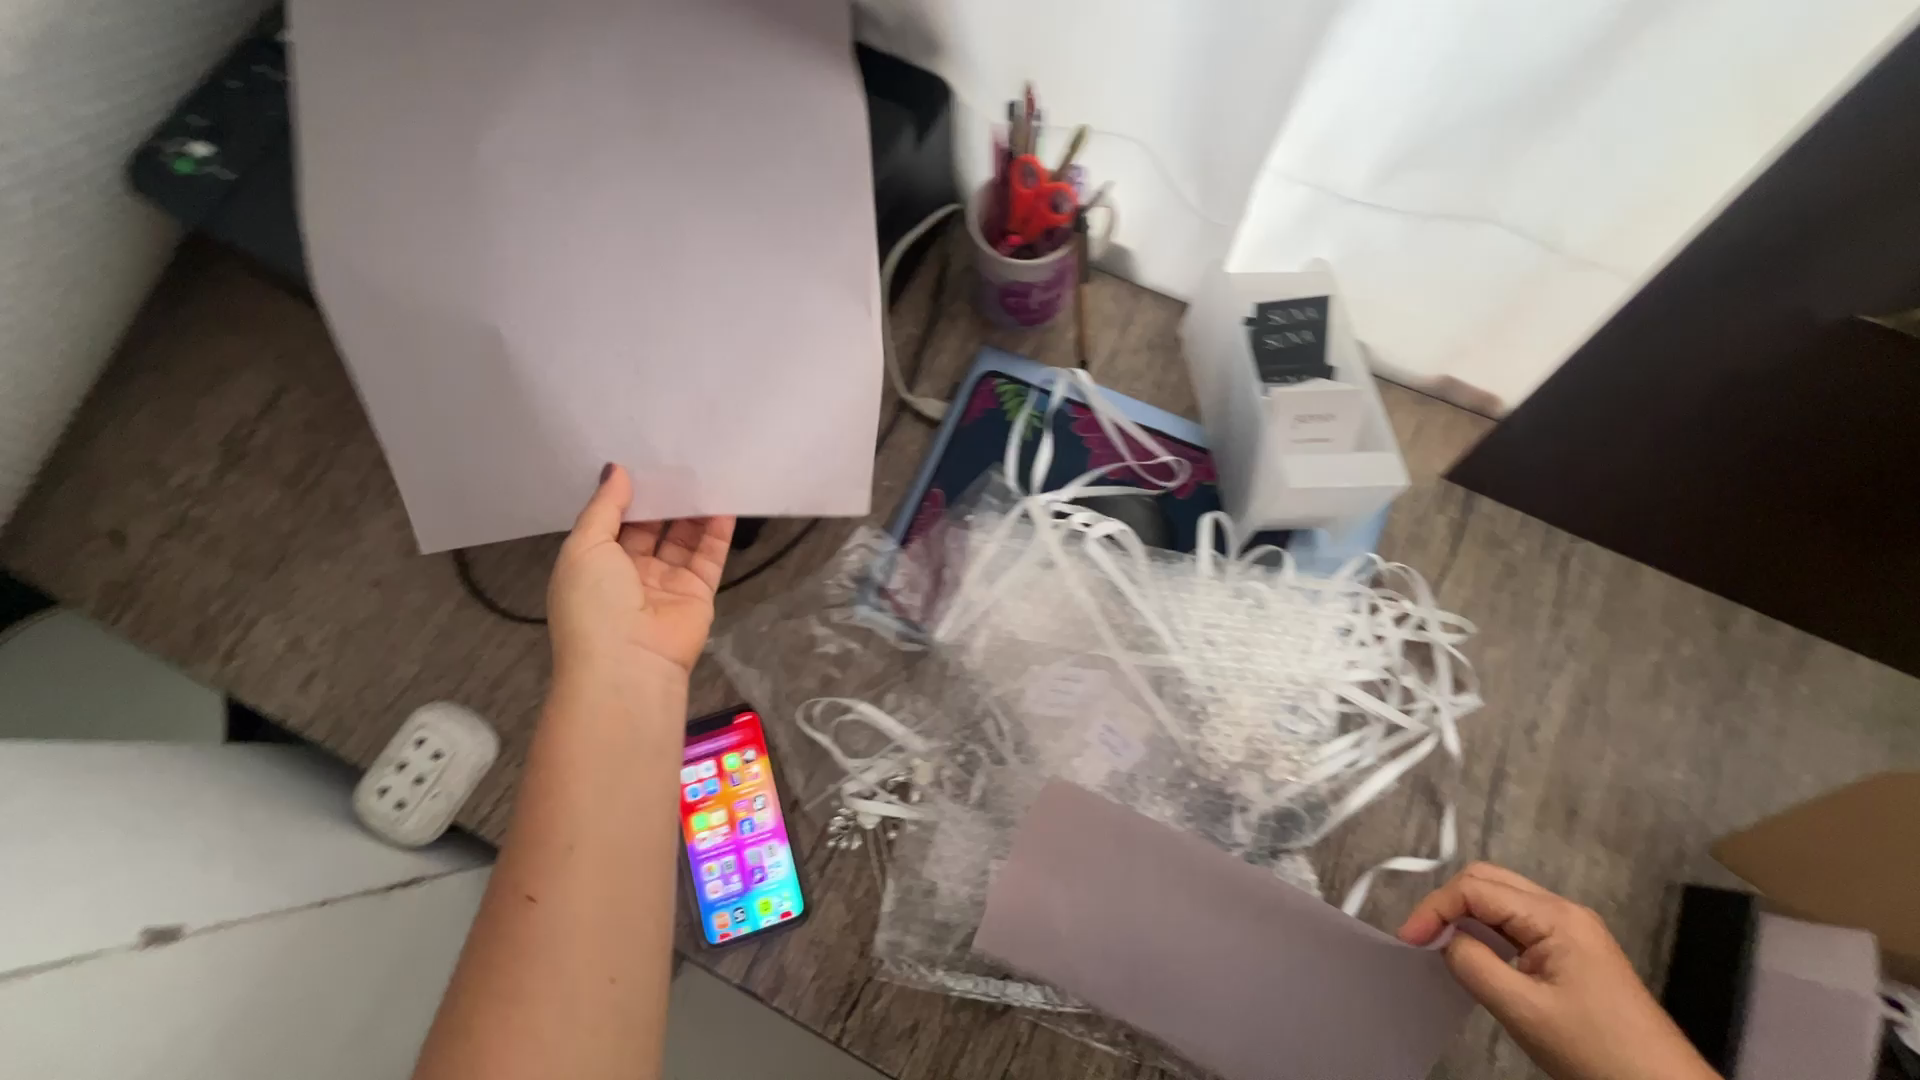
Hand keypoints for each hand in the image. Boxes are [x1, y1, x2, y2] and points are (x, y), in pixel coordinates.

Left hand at [547, 464, 733, 684]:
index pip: (613, 522)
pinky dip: (717, 531)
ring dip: (691, 511)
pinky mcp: (699, 592)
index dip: (627, 495)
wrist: (629, 663)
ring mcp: (666, 584)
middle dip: (662, 499)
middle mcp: (630, 574)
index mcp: (594, 565)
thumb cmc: (594, 602)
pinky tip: (724, 504)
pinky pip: (709, 556)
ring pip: (682, 540)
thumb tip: (618, 470)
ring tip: (704, 475)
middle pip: (651, 529)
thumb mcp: (584, 547)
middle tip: (679, 462)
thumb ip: (604, 507)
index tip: (643, 461)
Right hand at [1398, 863, 1720, 1079]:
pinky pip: (1517, 923)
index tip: (1409, 940)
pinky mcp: (1575, 951)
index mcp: (1555, 917)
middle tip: (1423, 938)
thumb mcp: (1523, 1010)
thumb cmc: (1597, 1052)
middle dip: (1447, 903)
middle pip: (1487, 881)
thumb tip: (1445, 940)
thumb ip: (1473, 964)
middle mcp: (1564, 911)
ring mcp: (1573, 930)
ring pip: (1500, 899)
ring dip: (1466, 916)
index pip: (1474, 888)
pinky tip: (1478, 957)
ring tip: (1444, 947)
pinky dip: (1487, 931)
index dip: (1434, 909)